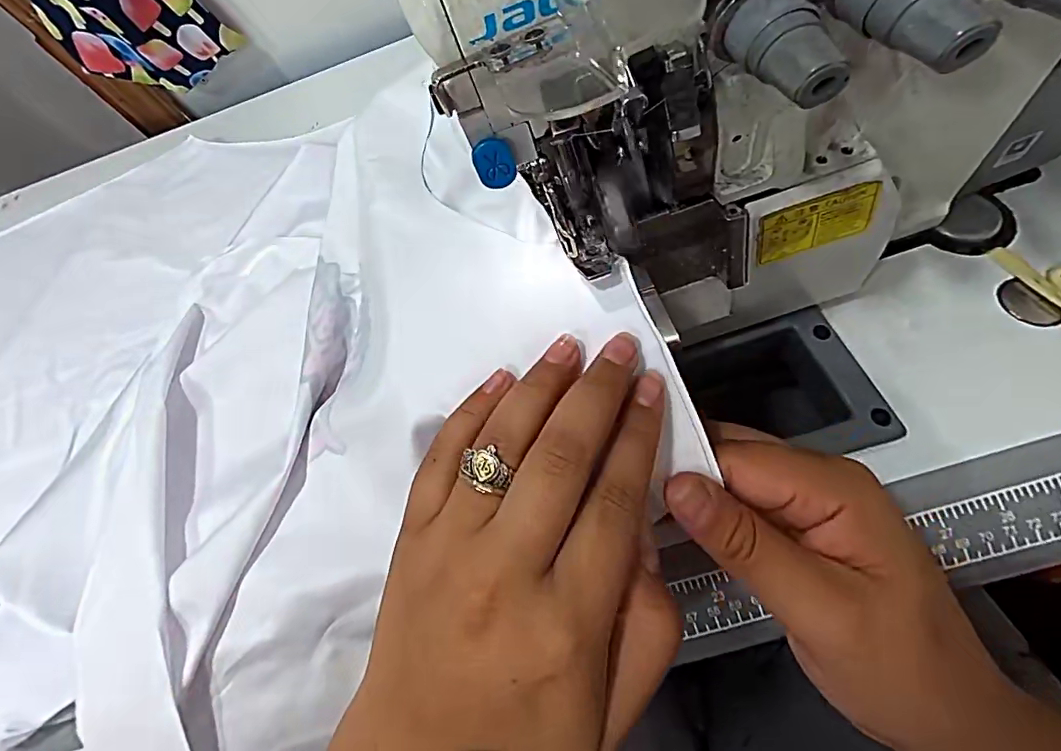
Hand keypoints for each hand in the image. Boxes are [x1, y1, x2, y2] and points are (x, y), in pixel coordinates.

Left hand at [332, 333, 680, 750]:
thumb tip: (644, 530)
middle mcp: (506, 570)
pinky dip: (470, 411)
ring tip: (566, 349)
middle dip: (597, 393)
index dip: (637, 435)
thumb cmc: (523, 743)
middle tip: (618, 352)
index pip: (614, 500)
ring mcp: (450, 545)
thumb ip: (647, 623)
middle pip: (561, 456)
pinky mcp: (410, 535)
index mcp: (568, 621)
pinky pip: (441, 457)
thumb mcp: (612, 710)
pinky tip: (499, 381)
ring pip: (500, 443)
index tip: (650, 391)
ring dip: (538, 386)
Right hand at [665, 435, 1060, 750]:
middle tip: (631, 500)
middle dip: (681, 472)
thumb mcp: (820, 612)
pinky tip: (683, 527)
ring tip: (647, 513)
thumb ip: (747, 544)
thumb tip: (682, 487)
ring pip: (732, 474)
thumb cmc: (903, 671)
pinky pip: (744, 500)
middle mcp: (823, 478)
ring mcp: (813, 498)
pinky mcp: (802, 521)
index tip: (633, 484)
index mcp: (835, 486)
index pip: (736, 454)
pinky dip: (711, 512)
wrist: (955, 718)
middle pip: (731, 453)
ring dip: (693, 493)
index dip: (682, 465)